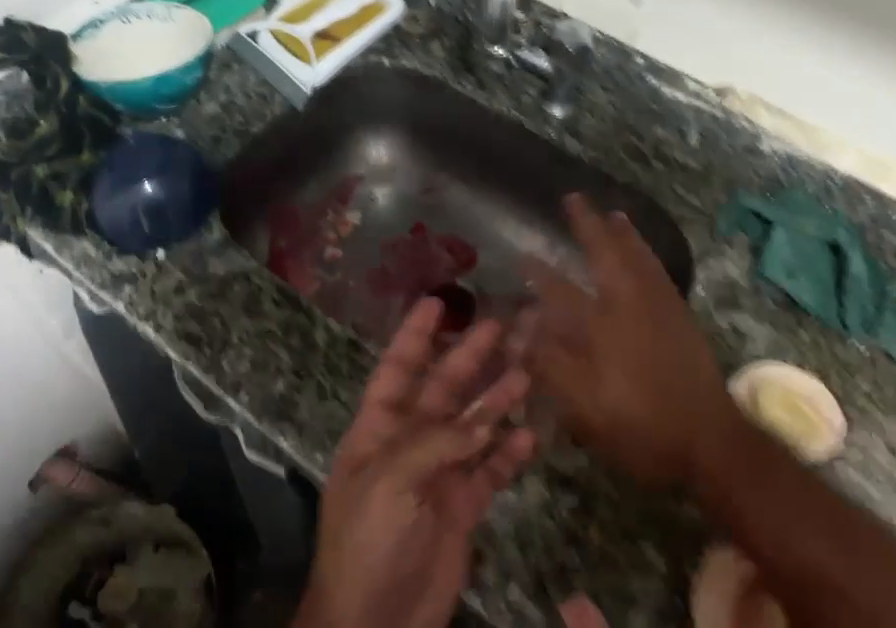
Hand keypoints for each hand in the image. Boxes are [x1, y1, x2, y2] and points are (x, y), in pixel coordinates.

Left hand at [294, 299, 537, 627]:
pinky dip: (508, 452)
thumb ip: (434, 444)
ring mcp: (438, 476)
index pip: (397, 370)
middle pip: (444, 390)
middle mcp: (409, 445)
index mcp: (377, 431)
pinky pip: (490, 471)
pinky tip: (529, 434)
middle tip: (503, 325)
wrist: (375, 622)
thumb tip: (483, 422)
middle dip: (470, 358)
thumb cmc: (366, 543)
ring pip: (474, 426)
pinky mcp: (463, 508)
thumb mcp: (387, 483)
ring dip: (497, 399)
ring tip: (528, 370)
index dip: (414, 335)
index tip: (438, 300)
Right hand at [527, 194, 739, 487]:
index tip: (522, 255)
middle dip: (587, 225)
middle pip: (606, 254)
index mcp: (600, 326)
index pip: (560, 291)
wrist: (710, 440)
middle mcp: (629, 305)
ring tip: (613, 214)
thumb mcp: (584, 408)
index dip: (538, 274)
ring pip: (638, 257)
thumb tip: (522, 331)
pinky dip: (646, 252)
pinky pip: (658, 270)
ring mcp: (660, 307)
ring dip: (623, 233)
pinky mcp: (681, 317)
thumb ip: (551, 365)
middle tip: (574, 199)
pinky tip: (643, 253)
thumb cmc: (640, 428)